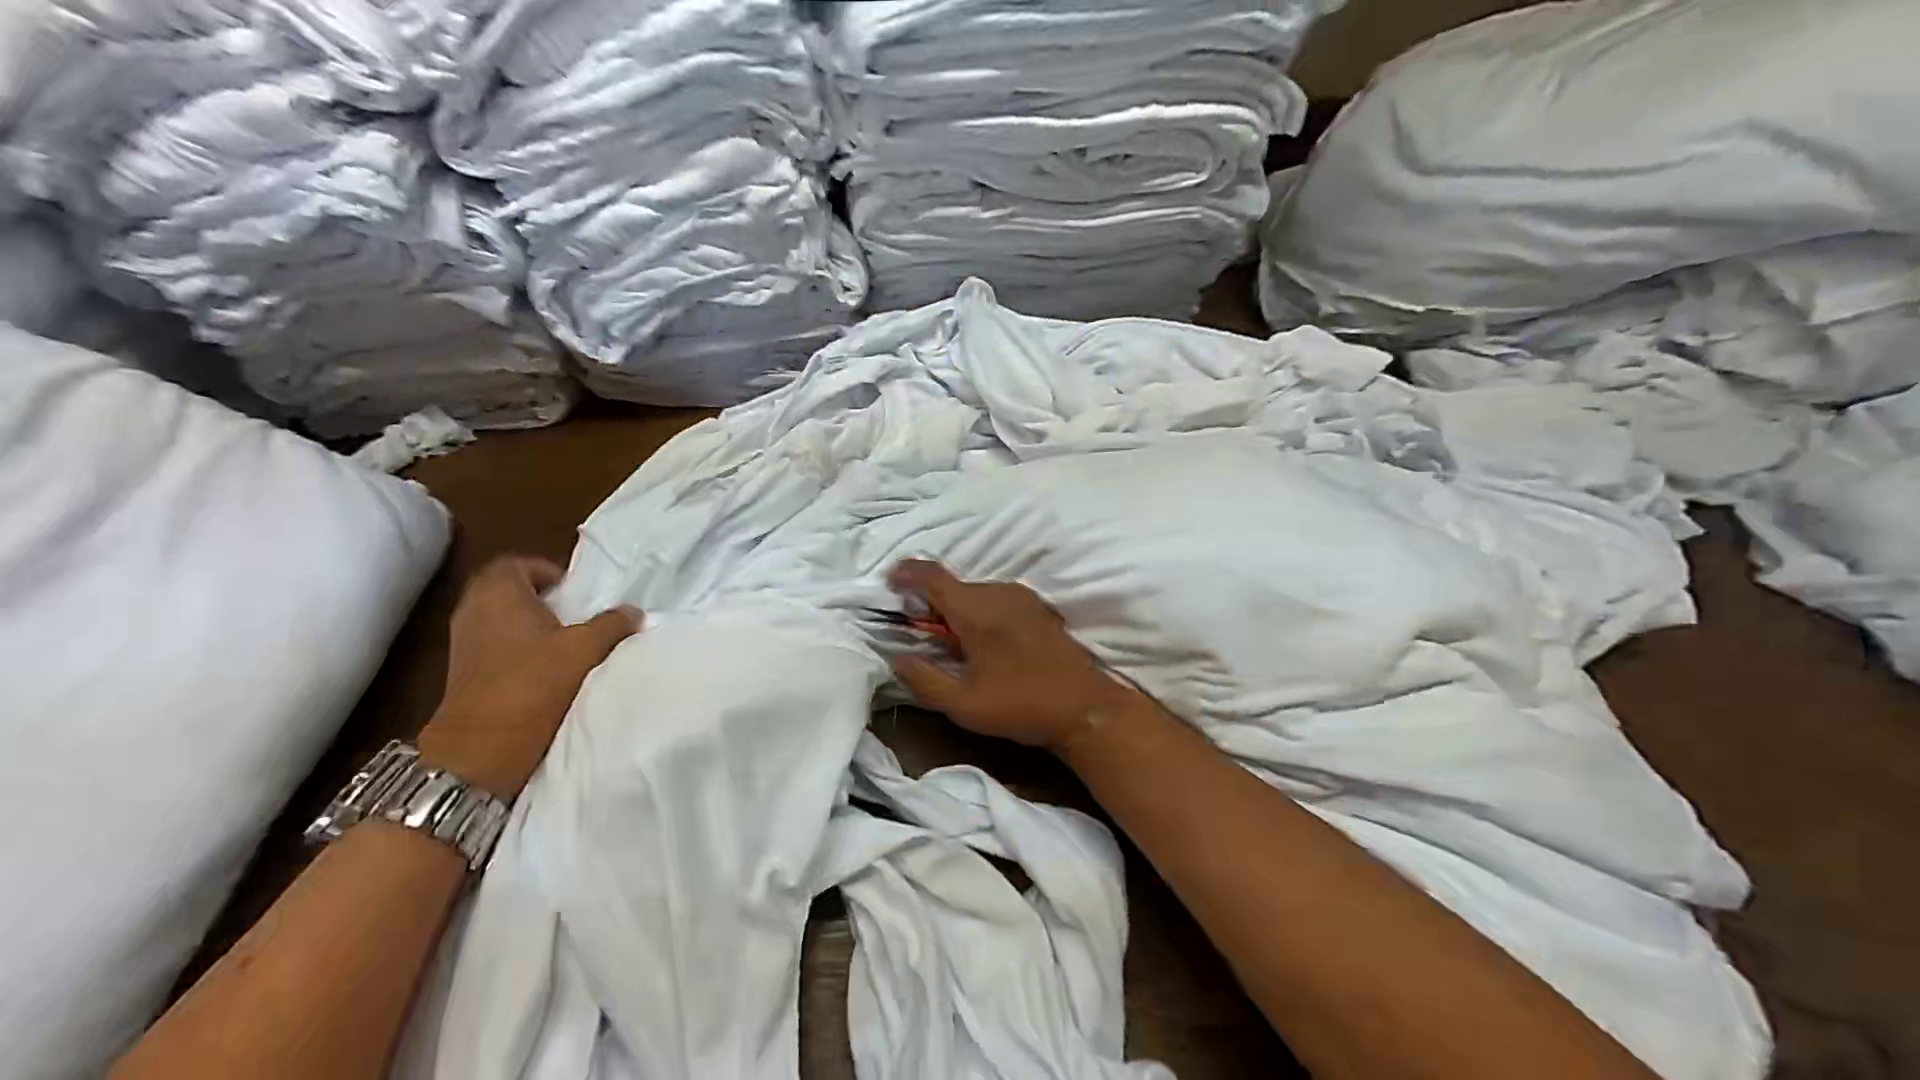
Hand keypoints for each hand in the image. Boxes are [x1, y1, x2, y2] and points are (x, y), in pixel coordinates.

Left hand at [417, 556, 641, 798]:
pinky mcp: (462, 670)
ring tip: (562, 639)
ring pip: (498, 616)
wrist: (481, 746)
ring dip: (527, 621)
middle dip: (538, 595)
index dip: (545, 570)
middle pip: (505, 588)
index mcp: (499, 593)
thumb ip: (612, 624)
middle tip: (571, 611)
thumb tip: (633, 611)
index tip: (572, 590)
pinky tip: (543, 665)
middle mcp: (474, 609)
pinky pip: (492, 641)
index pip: (516, 563)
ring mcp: (463, 641)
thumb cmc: (534, 684)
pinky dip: (515, 644)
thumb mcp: (585, 649)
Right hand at [888, 560, 1134, 753]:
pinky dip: (980, 613)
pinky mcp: (1038, 607)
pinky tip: (986, 645)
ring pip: (975, 593)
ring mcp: (1022, 597)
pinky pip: (996, 599)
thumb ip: (923, 679)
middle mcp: (999, 593)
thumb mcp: (962, 704)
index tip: (890, 583)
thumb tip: (896, 658)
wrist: (1085, 708)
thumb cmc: (1020, 706)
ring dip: (958, 611)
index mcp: (977, 610)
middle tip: (923, 636)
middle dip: (931, 604)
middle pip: (953, 586)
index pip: (932, 576)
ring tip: (955, 647)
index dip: (906, 573)